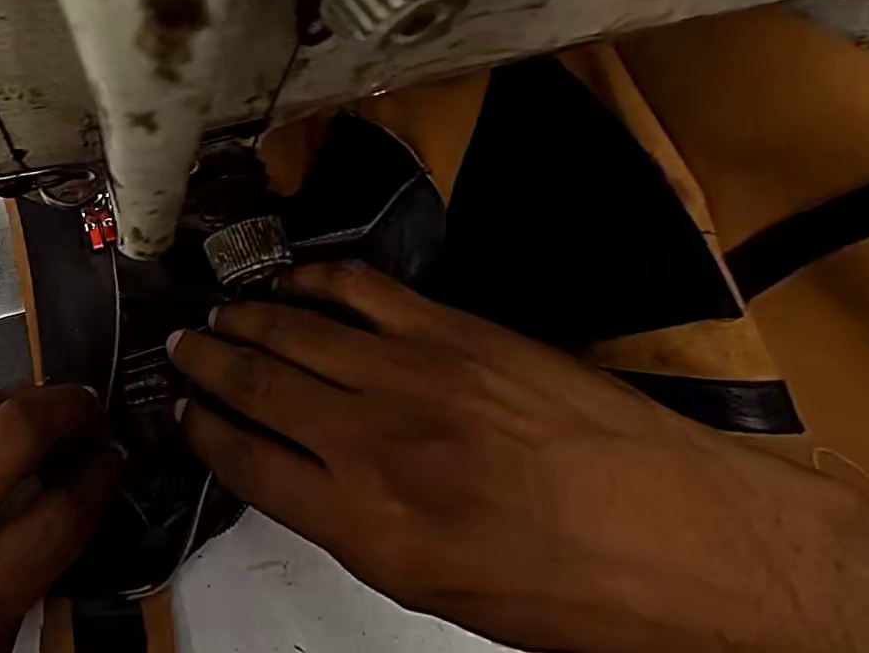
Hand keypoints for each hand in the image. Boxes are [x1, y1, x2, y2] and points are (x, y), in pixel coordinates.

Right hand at [168, 262, 868, 652]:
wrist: (690, 538)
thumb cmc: (568, 590)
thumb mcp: (443, 588)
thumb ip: (357, 524)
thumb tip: (300, 471)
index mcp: (369, 527)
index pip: (251, 466)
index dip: (208, 433)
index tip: (186, 412)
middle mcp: (374, 443)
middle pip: (259, 387)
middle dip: (208, 364)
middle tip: (178, 347)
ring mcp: (409, 373)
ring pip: (295, 332)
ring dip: (245, 319)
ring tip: (217, 314)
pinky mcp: (448, 328)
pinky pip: (358, 289)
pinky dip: (315, 279)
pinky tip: (291, 279)